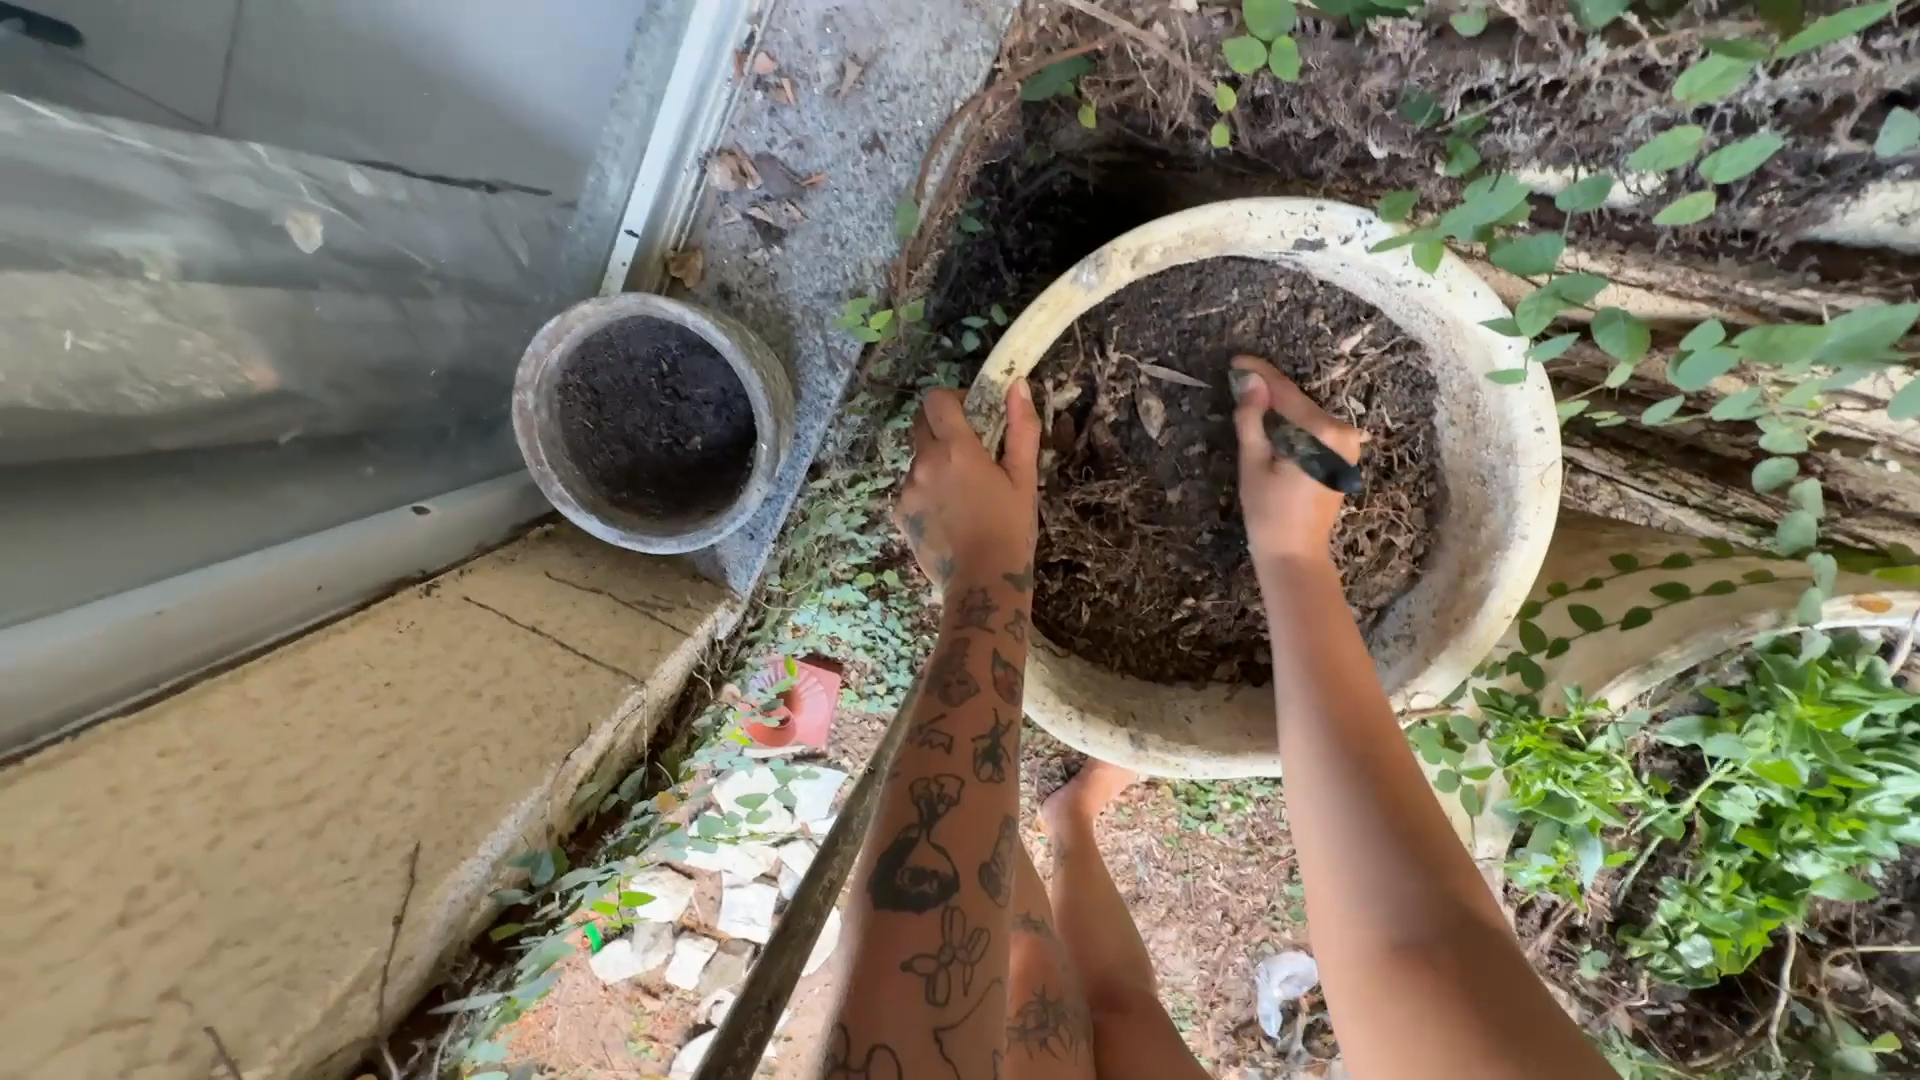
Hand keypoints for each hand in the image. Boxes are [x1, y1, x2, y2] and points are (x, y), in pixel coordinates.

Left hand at [893, 381, 1040, 594]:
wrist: (983, 582)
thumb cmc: (1010, 528)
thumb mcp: (1024, 477)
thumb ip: (1021, 428)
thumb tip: (1018, 385)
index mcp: (956, 448)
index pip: (936, 399)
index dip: (953, 400)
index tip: (972, 415)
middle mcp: (924, 463)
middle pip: (921, 425)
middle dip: (942, 428)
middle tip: (969, 453)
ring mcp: (907, 489)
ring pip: (918, 460)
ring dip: (936, 464)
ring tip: (962, 494)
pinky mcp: (899, 513)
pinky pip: (911, 489)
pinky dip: (926, 492)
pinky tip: (948, 515)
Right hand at [1231, 355, 1366, 564]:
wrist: (1294, 554)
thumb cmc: (1268, 513)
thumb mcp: (1253, 463)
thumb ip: (1252, 419)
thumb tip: (1251, 382)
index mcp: (1322, 433)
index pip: (1287, 394)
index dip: (1260, 375)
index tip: (1238, 360)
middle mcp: (1343, 433)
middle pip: (1299, 402)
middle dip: (1269, 390)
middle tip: (1239, 377)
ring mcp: (1347, 447)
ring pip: (1306, 416)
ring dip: (1279, 407)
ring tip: (1250, 396)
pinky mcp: (1343, 459)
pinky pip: (1314, 431)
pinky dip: (1292, 424)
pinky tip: (1270, 420)